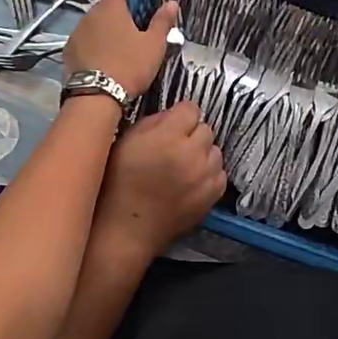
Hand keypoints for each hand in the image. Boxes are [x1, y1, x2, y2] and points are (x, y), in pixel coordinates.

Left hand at [63, 0, 180, 97]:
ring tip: (116, 52)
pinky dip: (91, 47)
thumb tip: (171, 3)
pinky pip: (83, 42)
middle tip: (132, 33)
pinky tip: (101, 64)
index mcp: (111, 8)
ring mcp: (76, 33)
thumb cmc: (129, 66)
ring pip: (92, 25)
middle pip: (104, 6)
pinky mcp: (67, 51)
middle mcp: (90, 14)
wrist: (96, 96)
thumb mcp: (153, 46)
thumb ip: (162, 22)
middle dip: (117, 15)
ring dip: (103, 32)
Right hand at [94, 101, 225, 257]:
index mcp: (169, 138)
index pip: (191, 109)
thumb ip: (153, 122)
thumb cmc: (117, 184)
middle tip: (174, 147)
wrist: (127, 229)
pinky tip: (192, 180)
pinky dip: (209, 173)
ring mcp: (206, 177)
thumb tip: (173, 116)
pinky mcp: (213, 196)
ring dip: (202, 153)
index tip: (171, 124)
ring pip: (216, 151)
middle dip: (191, 134)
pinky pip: (220, 173)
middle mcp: (193, 154)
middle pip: (206, 129)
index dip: (180, 115)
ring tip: (184, 165)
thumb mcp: (126, 142)